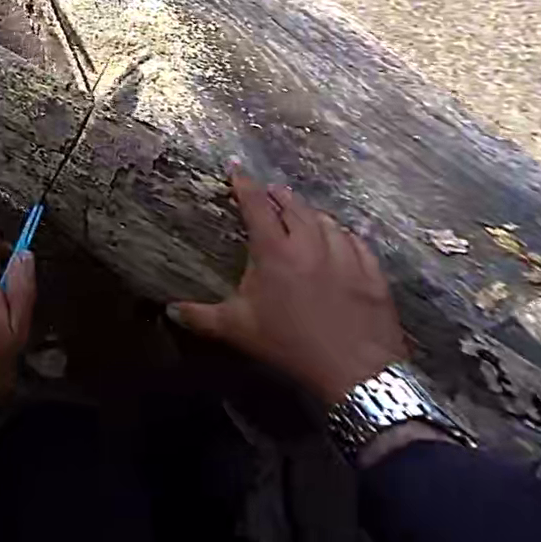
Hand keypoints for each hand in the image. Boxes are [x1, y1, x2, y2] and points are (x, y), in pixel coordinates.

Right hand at [167, 166, 407, 404]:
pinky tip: (342, 236)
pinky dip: (346, 234)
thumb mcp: (238, 329)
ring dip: (312, 213)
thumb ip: (201, 317)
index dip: (244, 183)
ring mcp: (344, 258)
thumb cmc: (289, 344)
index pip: (256, 205)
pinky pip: (358, 243)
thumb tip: (168, 310)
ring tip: (304, 212)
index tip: (236, 166)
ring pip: (327, 221)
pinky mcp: (371, 275)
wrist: (356, 374)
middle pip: (294, 207)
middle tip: (271, 191)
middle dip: (279, 195)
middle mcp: (309, 245)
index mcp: (274, 251)